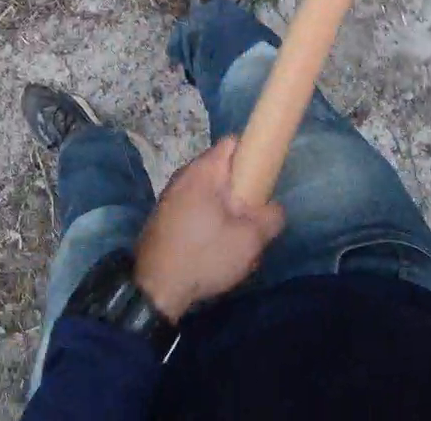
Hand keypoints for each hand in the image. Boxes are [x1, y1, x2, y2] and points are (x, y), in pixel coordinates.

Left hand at [133, 138, 284, 319]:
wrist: (155, 287)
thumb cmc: (204, 255)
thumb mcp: (249, 240)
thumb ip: (270, 218)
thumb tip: (275, 208)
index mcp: (203, 170)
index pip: (233, 142)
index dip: (254, 152)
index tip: (268, 176)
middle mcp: (184, 175)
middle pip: (223, 170)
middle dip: (242, 189)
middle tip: (256, 213)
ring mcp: (171, 196)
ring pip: (210, 192)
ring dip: (226, 210)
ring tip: (238, 237)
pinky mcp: (165, 216)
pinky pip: (196, 207)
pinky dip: (209, 220)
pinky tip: (216, 247)